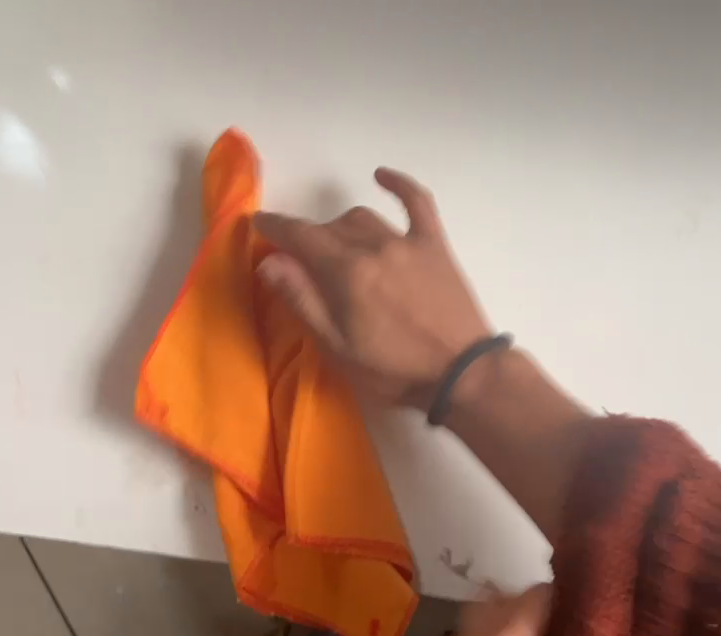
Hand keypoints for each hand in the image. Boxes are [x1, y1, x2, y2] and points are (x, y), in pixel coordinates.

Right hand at [253, 169, 495, 407]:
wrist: (461, 374)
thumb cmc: (394, 371)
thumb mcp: (338, 349)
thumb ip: (303, 301)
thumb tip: (269, 261)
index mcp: (346, 273)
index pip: (299, 236)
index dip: (275, 228)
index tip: (259, 225)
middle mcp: (374, 246)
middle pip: (330, 228)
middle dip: (308, 238)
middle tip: (302, 262)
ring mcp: (407, 242)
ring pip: (364, 217)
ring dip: (342, 227)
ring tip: (336, 247)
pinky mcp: (435, 246)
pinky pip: (417, 202)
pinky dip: (398, 185)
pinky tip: (381, 176)